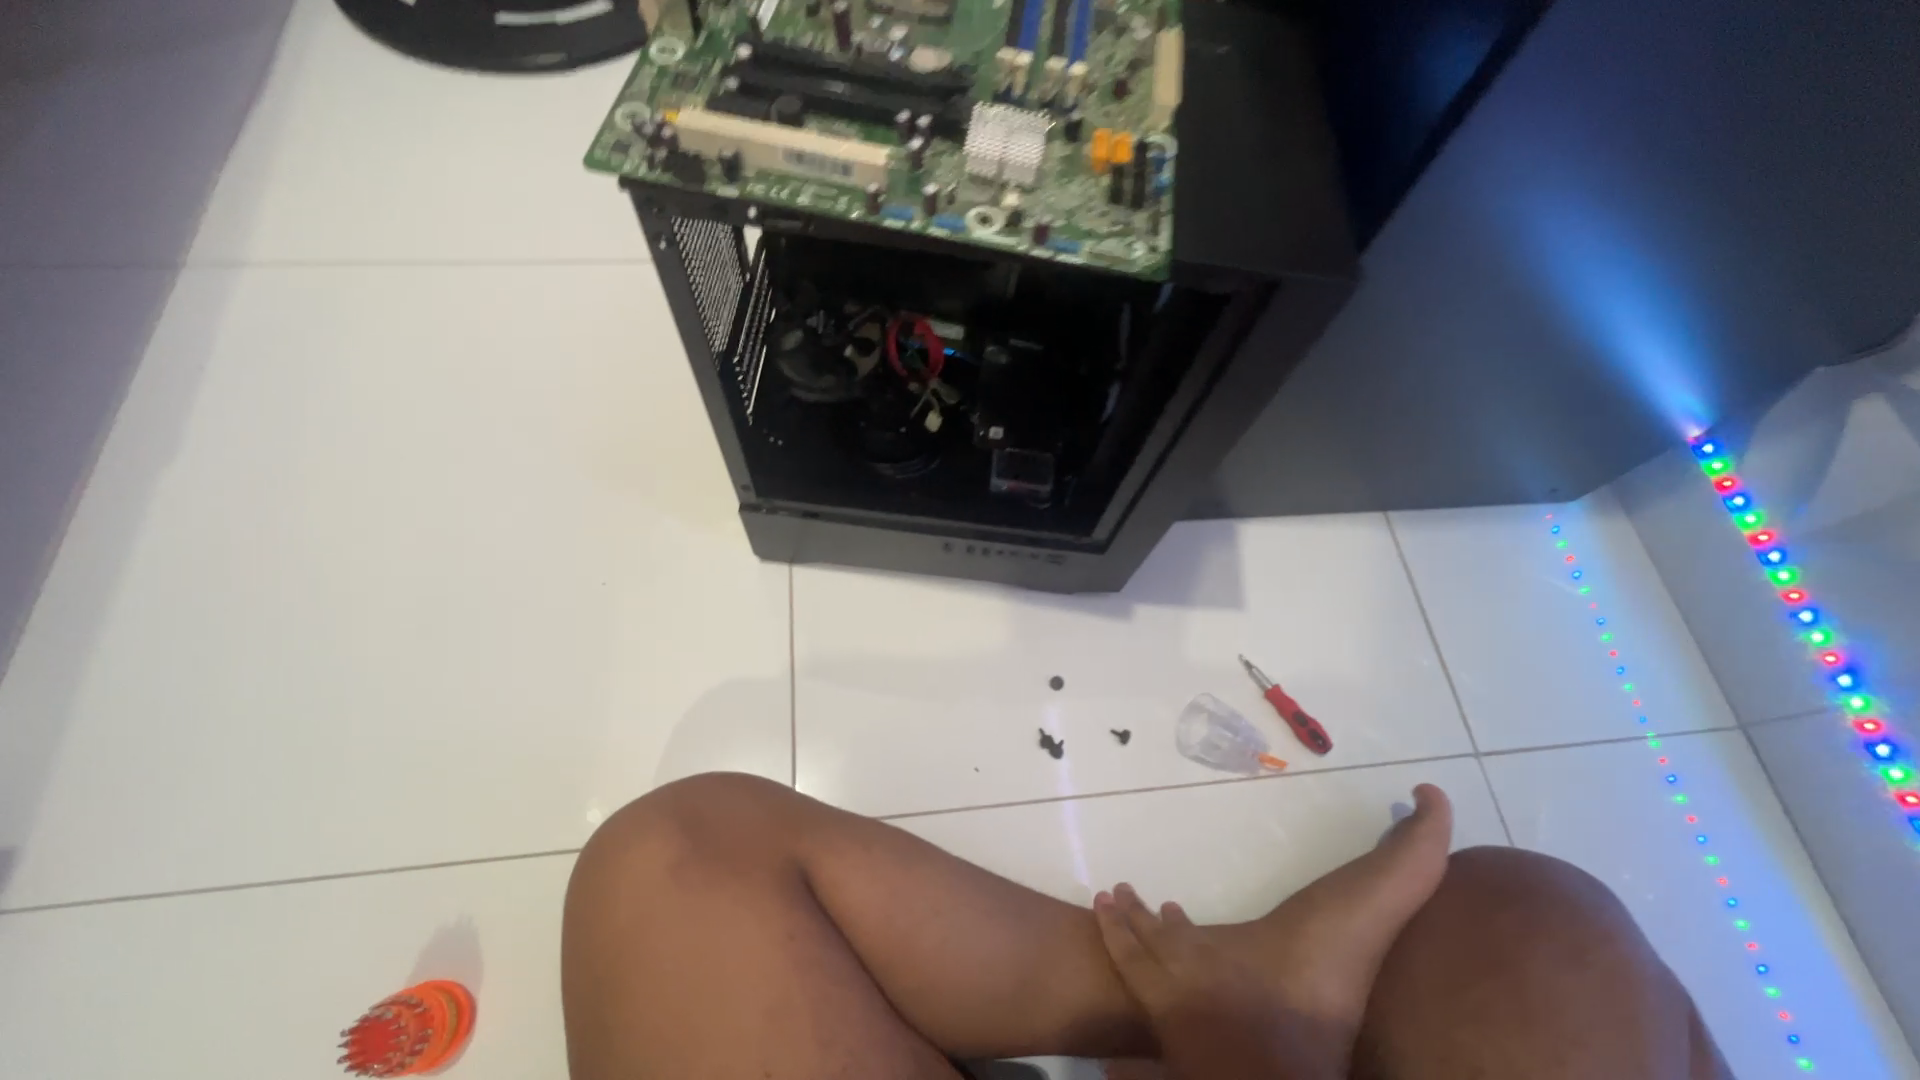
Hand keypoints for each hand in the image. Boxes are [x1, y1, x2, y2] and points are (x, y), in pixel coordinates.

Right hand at [1094, 884, 1331, 1079]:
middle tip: (1121, 886)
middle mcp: (1188, 976)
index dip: (1113, 926)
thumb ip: (1140, 1071)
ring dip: (1172, 920)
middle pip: (1156, 935)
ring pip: (1188, 937)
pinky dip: (1203, 937)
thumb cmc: (1225, 1079)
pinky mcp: (1248, 975)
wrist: (1289, 1076)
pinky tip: (1201, 935)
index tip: (1101, 898)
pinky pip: (1218, 947)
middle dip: (1135, 911)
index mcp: (1166, 1001)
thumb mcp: (1178, 1079)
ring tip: (1165, 905)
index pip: (1130, 956)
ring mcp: (1220, 971)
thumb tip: (1106, 1068)